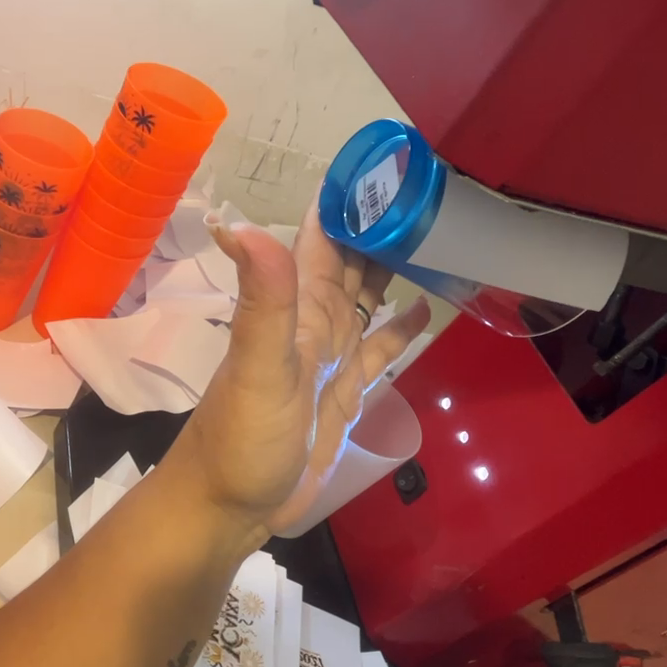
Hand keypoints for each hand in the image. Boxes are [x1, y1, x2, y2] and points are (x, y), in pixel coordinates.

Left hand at [172, 200, 431, 541]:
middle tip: (425, 191)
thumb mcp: (259, 366)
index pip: (320, 242)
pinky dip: (397, 331)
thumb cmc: (243, 437)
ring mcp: (327, 361)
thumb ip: (263, 301)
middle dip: (378, 228)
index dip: (344, 203)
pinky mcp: (343, 395)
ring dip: (391, 271)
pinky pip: (375, 351)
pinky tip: (425, 311)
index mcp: (295, 312)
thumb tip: (242, 223)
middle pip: (349, 264)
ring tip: (435, 238)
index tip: (379, 162)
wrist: (231, 503)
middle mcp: (311, 326)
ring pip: (364, 301)